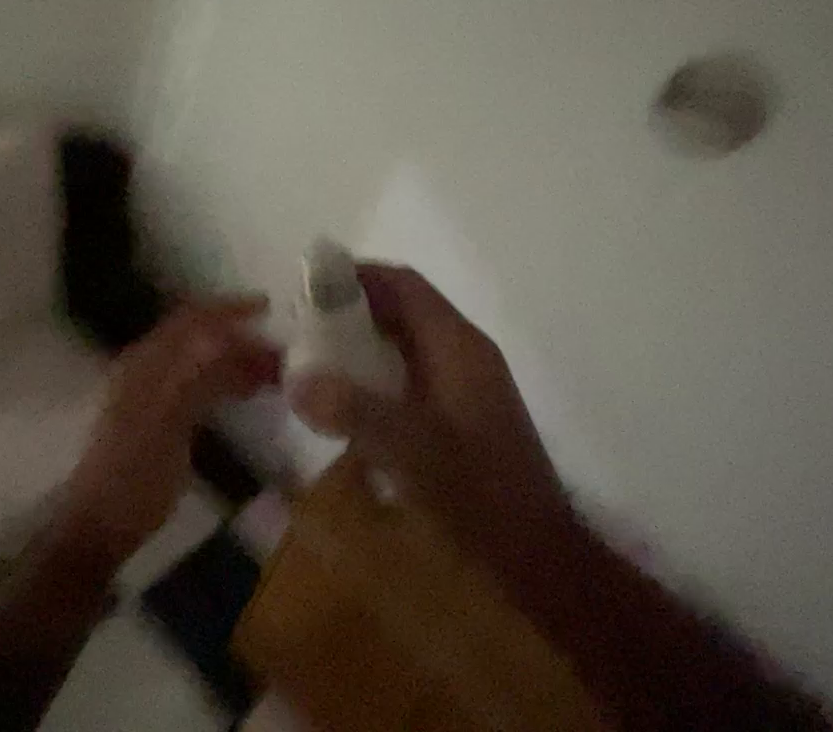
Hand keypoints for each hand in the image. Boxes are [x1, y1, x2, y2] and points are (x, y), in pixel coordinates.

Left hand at [54, 297, 280, 566]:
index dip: (227, 309)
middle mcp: (145, 369)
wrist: (102, 528)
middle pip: (197, 338)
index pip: (189, 320)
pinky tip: (245, 394)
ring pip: (200, 361)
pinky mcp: (158, 418)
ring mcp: (150, 393)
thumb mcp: (166, 427)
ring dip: (235, 361)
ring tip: (273, 374)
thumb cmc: (134, 479)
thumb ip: (193, 377)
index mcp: (144, 364)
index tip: (268, 308)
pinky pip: (198, 385)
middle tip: (282, 354)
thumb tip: (223, 335)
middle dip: (239, 338)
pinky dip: (224, 382)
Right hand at [291, 264, 579, 578]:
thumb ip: (353, 411)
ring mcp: (462, 385)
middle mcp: (462, 354)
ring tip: (312, 364)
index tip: (307, 288)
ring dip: (359, 347)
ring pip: (402, 345)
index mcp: (458, 345)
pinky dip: (373, 378)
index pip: (403, 285)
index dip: (356, 277)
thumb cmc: (480, 493)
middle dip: (349, 313)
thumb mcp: (411, 450)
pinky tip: (345, 406)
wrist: (535, 555)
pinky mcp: (457, 415)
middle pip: (400, 311)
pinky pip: (407, 377)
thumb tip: (297, 381)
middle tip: (300, 330)